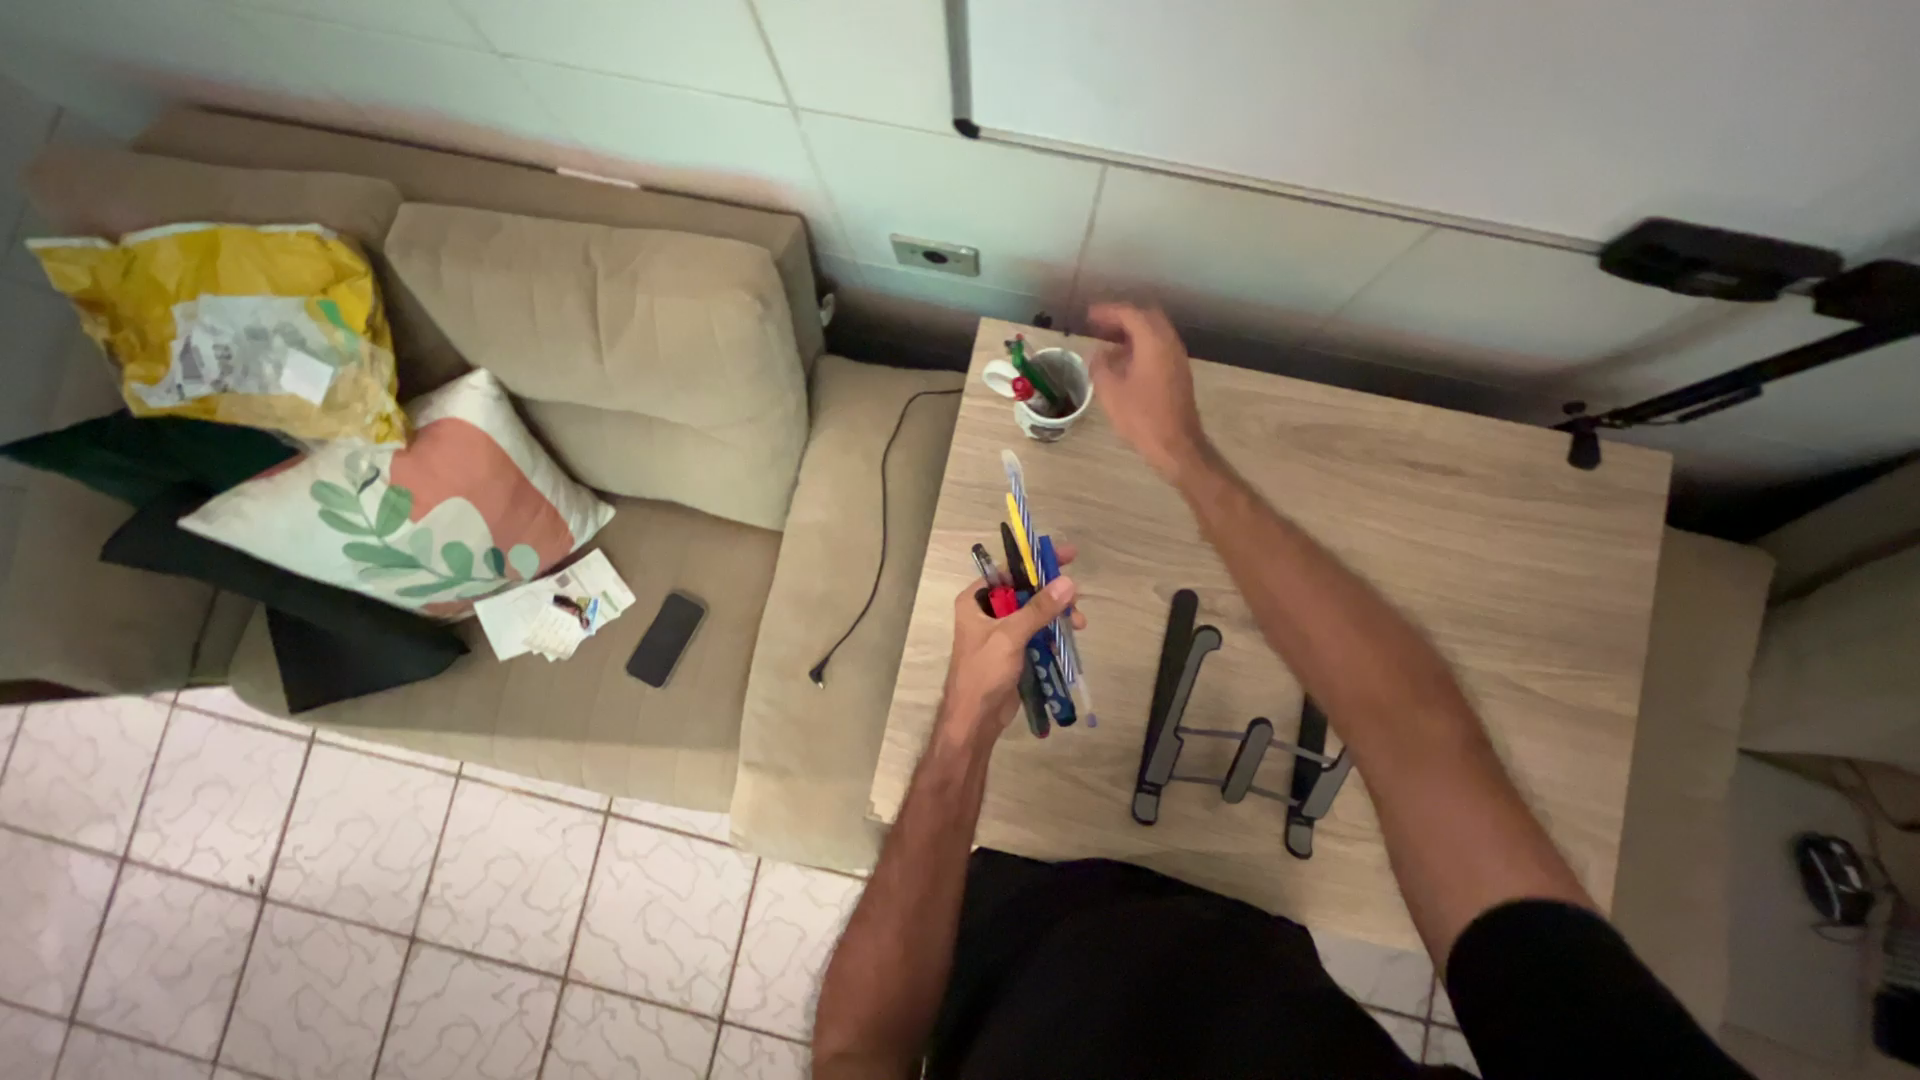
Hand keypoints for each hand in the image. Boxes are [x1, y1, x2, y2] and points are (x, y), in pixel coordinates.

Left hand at [940, 544, 1083, 744]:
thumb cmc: (983, 672)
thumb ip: (1038, 609)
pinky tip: (1070, 635)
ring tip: (1077, 623)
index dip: (1036, 561)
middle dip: (1053, 593)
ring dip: (1057, 614)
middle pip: (1026, 590)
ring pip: (1035, 612)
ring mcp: (1001, 631)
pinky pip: (1037, 632)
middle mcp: (987, 611)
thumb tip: (1068, 583)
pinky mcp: (1014, 650)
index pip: (1009, 571)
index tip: (1066, 555)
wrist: (975, 719)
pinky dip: (1053, 631)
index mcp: (976, 600)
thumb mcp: (1010, 636)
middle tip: (1077, 598)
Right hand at [1084, 302, 1209, 480]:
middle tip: (1100, 325)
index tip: (1088, 316)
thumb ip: (1100, 366)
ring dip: (1132, 333)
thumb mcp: (1110, 392)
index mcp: (1153, 342)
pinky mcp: (1178, 373)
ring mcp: (1177, 358)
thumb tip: (1098, 354)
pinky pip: (1158, 348)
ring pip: (1154, 333)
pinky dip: (1140, 346)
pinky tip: (1124, 363)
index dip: (1107, 312)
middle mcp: (1169, 343)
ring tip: (1108, 343)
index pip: (1130, 314)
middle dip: (1122, 318)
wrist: (1176, 445)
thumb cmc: (1141, 418)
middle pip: (1146, 318)